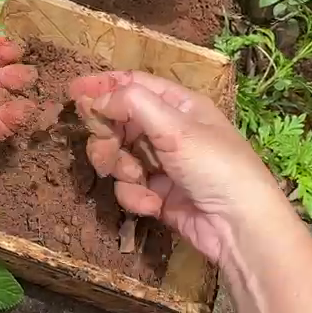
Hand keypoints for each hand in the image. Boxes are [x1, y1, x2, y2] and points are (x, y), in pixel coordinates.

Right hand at [68, 70, 291, 266]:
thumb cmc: (215, 166)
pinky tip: (152, 204)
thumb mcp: (175, 127)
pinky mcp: (158, 194)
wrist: (239, 228)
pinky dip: (135, 195)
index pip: (133, 85)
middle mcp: (169, 130)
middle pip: (119, 122)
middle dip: (108, 137)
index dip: (103, 85)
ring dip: (121, 169)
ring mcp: (163, 163)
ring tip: (137, 179)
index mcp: (179, 105)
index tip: (72, 92)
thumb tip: (95, 97)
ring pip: (119, 156)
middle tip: (106, 150)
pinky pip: (129, 186)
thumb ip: (131, 104)